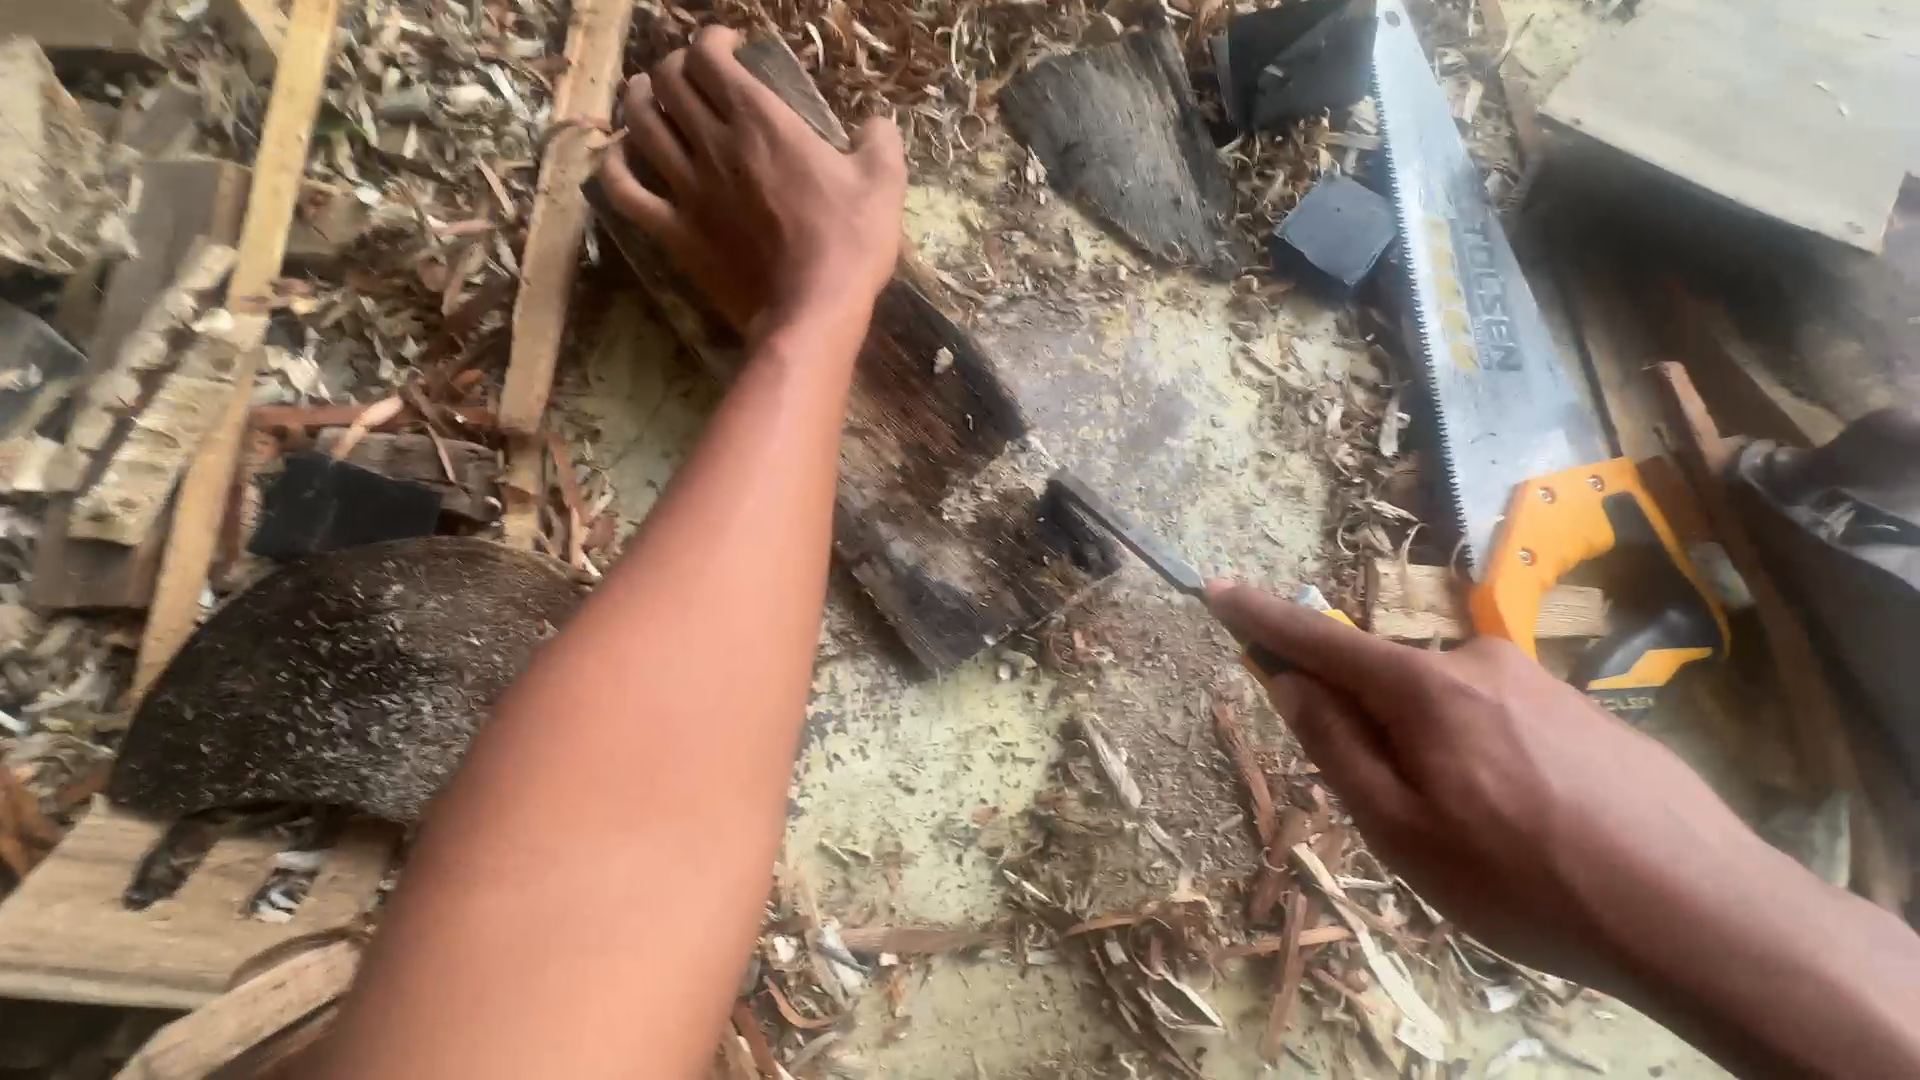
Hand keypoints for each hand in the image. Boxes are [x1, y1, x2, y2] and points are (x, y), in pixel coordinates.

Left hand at [597, 26, 907, 335]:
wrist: (812, 311)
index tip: (730, 49)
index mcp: (760, 122)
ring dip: (639, 101)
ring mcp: (687, 189)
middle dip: (676, 67)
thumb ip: (880, 141)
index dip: (713, 40)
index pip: (710, 55)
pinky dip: (614, 164)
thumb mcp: (884, 185)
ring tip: (650, 101)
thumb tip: (874, 123)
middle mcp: (713, 144)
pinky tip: (621, 156)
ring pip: (639, 123)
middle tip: (694, 79)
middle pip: (667, 81)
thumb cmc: (849, 246)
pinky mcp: (674, 232)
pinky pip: (623, 189)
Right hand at [1208, 582, 1783, 989]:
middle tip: (1405, 816)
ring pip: (1444, 707)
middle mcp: (1476, 661)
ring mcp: (1536, 681)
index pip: (1318, 640)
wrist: (1713, 919)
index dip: (1260, 617)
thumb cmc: (1524, 878)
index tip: (1215, 589)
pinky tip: (1530, 825)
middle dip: (1370, 729)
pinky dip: (1482, 759)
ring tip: (1481, 836)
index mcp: (1423, 686)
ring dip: (1432, 753)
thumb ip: (1335, 745)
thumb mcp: (1399, 828)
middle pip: (1386, 682)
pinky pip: (1496, 720)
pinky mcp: (1581, 710)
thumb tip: (1290, 682)